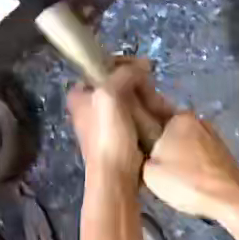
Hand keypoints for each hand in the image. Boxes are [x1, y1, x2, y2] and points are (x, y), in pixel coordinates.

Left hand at [68, 59, 171, 184]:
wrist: (116, 176)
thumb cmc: (108, 135)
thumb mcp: (110, 95)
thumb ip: (123, 74)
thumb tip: (142, 66)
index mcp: (79, 95)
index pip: (100, 67)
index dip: (121, 63)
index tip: (141, 67)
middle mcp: (90, 106)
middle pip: (118, 82)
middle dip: (138, 82)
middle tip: (151, 87)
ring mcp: (106, 122)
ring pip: (131, 98)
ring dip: (146, 97)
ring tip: (158, 103)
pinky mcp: (121, 135)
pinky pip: (137, 114)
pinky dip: (148, 111)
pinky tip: (158, 114)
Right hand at [142, 113, 238, 222]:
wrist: (227, 198)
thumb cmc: (184, 181)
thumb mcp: (149, 172)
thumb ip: (145, 156)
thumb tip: (151, 155)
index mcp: (180, 118)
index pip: (155, 121)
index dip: (147, 138)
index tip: (144, 155)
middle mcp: (199, 120)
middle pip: (174, 133)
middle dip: (167, 147)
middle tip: (158, 169)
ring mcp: (215, 136)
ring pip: (190, 145)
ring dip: (183, 157)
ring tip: (177, 178)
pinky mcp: (226, 152)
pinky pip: (203, 156)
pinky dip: (197, 165)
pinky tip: (193, 181)